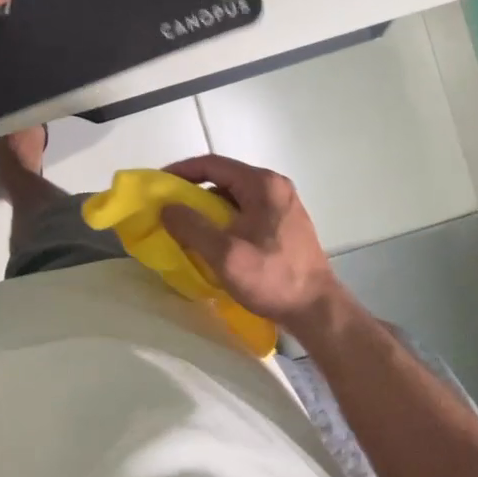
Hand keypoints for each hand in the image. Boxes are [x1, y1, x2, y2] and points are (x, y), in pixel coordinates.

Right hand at [159, 155, 345, 339]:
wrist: (319, 312)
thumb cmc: (272, 278)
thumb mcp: (225, 254)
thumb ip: (191, 226)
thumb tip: (166, 207)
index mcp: (262, 185)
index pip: (212, 164)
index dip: (181, 171)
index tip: (159, 184)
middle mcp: (275, 187)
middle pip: (223, 178)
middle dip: (192, 191)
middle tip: (169, 206)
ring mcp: (283, 206)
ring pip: (234, 196)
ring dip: (208, 207)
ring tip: (186, 224)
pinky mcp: (285, 225)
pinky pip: (245, 211)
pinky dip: (224, 219)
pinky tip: (213, 239)